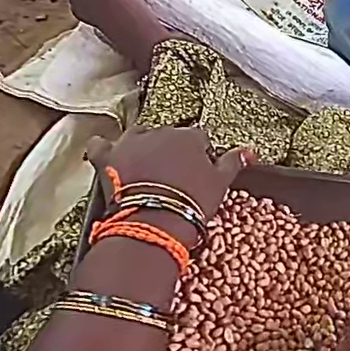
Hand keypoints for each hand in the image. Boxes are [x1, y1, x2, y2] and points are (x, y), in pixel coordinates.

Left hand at [102, 127, 252, 226]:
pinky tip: (109, 157)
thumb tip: (248, 152)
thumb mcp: (221, 183)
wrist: (157, 219)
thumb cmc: (194, 201)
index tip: (200, 172)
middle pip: (168, 136)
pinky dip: (104, 150)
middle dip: (171, 151)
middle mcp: (160, 132)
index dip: (200, 155)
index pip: (199, 139)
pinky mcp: (108, 156)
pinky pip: (101, 145)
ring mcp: (132, 143)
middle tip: (174, 177)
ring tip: (146, 169)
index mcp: (190, 137)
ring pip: (137, 137)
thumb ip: (233, 163)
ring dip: (141, 148)